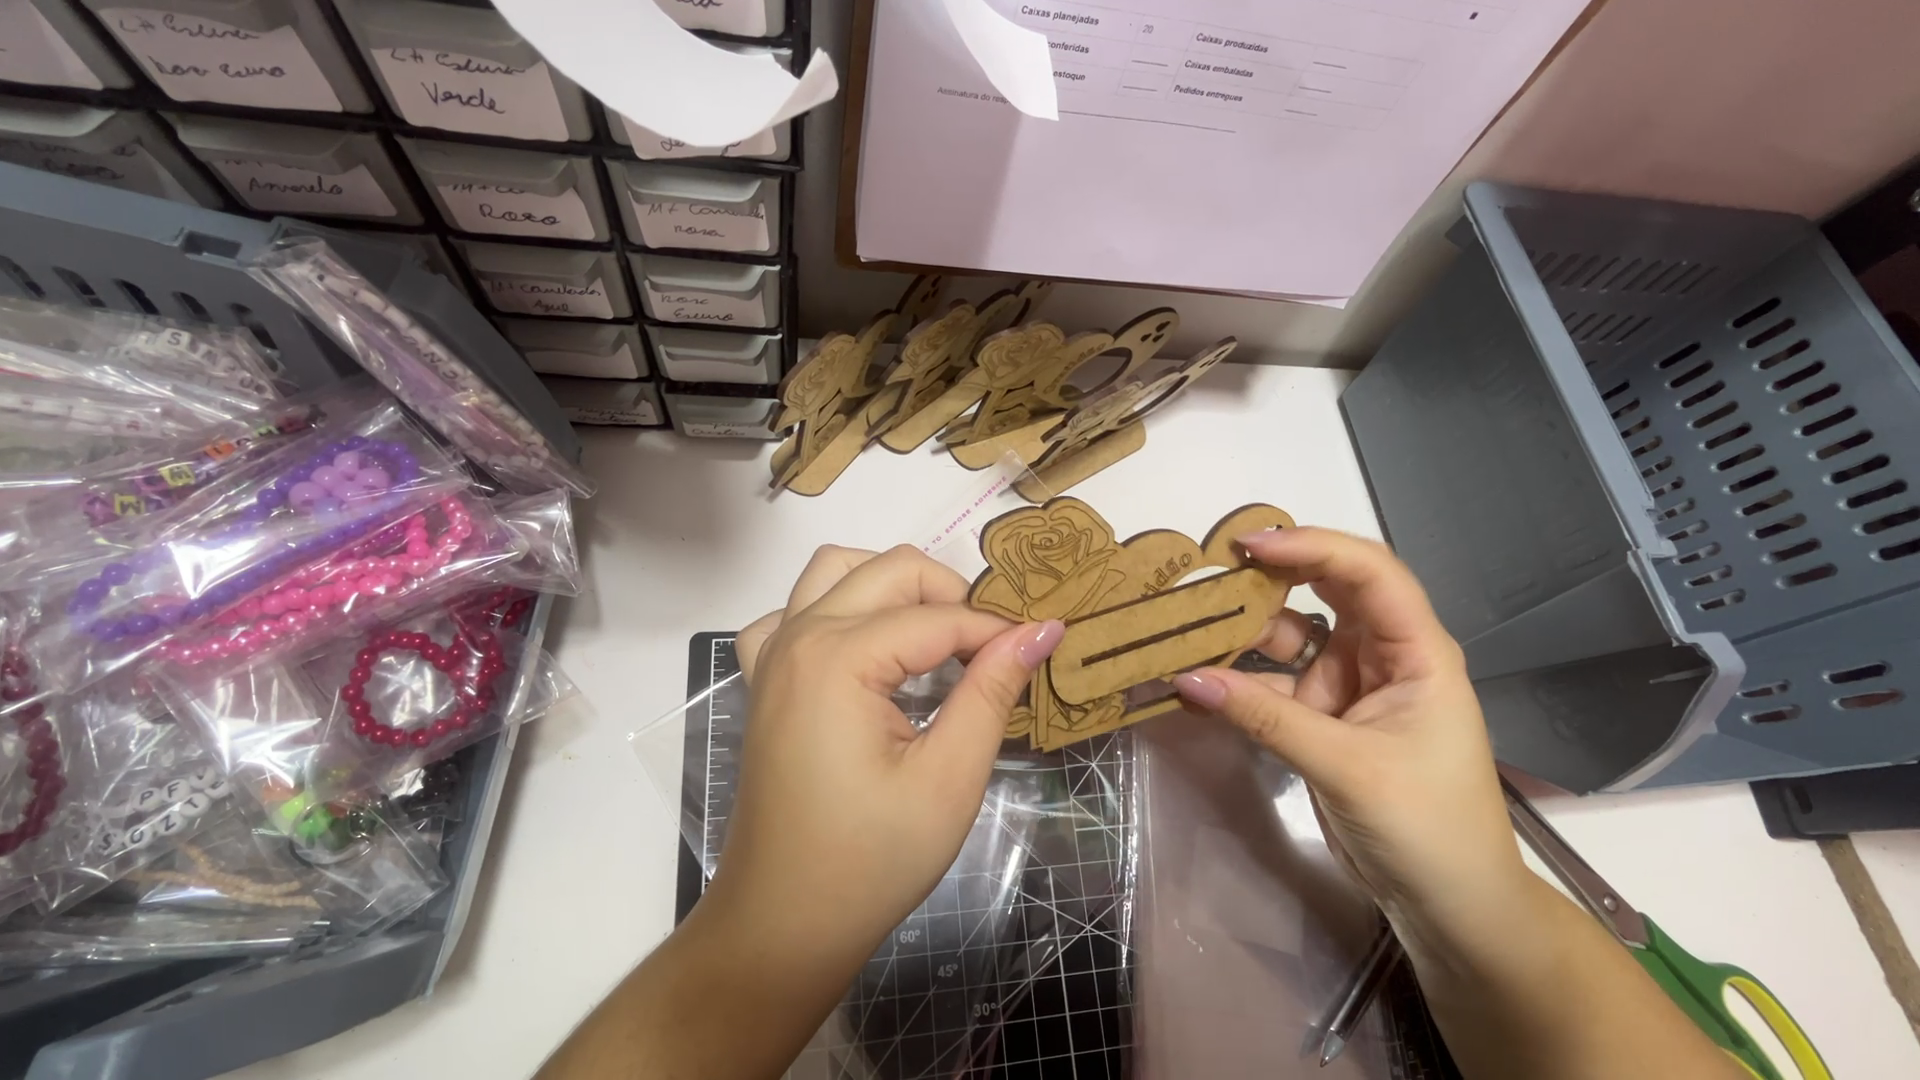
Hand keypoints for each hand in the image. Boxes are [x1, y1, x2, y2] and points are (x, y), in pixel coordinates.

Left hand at [716, 545, 1063, 956]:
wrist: (785, 922)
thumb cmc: (870, 860)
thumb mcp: (949, 778)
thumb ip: (992, 691)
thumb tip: (1041, 630)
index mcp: (838, 657)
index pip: (938, 617)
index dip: (997, 631)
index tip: (1040, 648)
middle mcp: (798, 637)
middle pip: (889, 569)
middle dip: (951, 595)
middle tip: (992, 649)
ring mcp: (772, 655)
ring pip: (836, 570)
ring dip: (892, 587)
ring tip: (933, 637)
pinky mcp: (764, 680)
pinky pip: (793, 612)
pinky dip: (833, 610)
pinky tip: (860, 651)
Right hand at [1172, 527, 1526, 932]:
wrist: (1449, 904)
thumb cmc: (1427, 826)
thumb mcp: (1346, 767)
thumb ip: (1265, 718)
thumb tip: (1186, 678)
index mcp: (1416, 650)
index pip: (1367, 573)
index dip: (1311, 547)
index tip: (1249, 546)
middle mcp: (1381, 654)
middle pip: (1327, 590)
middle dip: (1272, 576)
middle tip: (1210, 572)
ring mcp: (1349, 685)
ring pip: (1292, 636)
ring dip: (1246, 631)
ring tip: (1190, 628)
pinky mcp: (1323, 718)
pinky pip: (1273, 684)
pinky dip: (1238, 682)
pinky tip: (1198, 681)